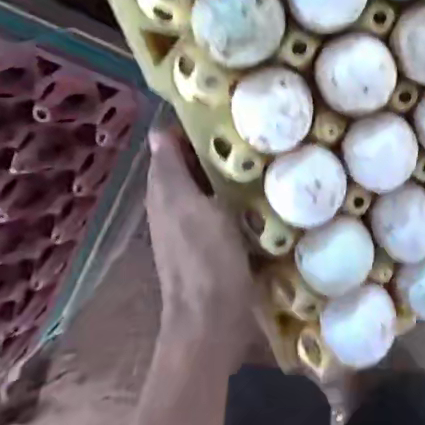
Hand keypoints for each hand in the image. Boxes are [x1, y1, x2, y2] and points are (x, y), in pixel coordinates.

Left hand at [144, 126, 255, 371]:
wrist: (212, 320)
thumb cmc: (203, 257)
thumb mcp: (187, 206)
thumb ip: (173, 169)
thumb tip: (158, 131)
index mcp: (165, 189)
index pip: (172, 142)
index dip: (193, 122)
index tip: (227, 104)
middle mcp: (175, 202)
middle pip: (193, 161)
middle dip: (217, 141)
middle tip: (255, 122)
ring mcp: (196, 223)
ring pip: (211, 182)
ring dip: (231, 166)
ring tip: (266, 146)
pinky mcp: (217, 239)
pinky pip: (226, 203)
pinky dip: (239, 191)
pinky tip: (265, 186)